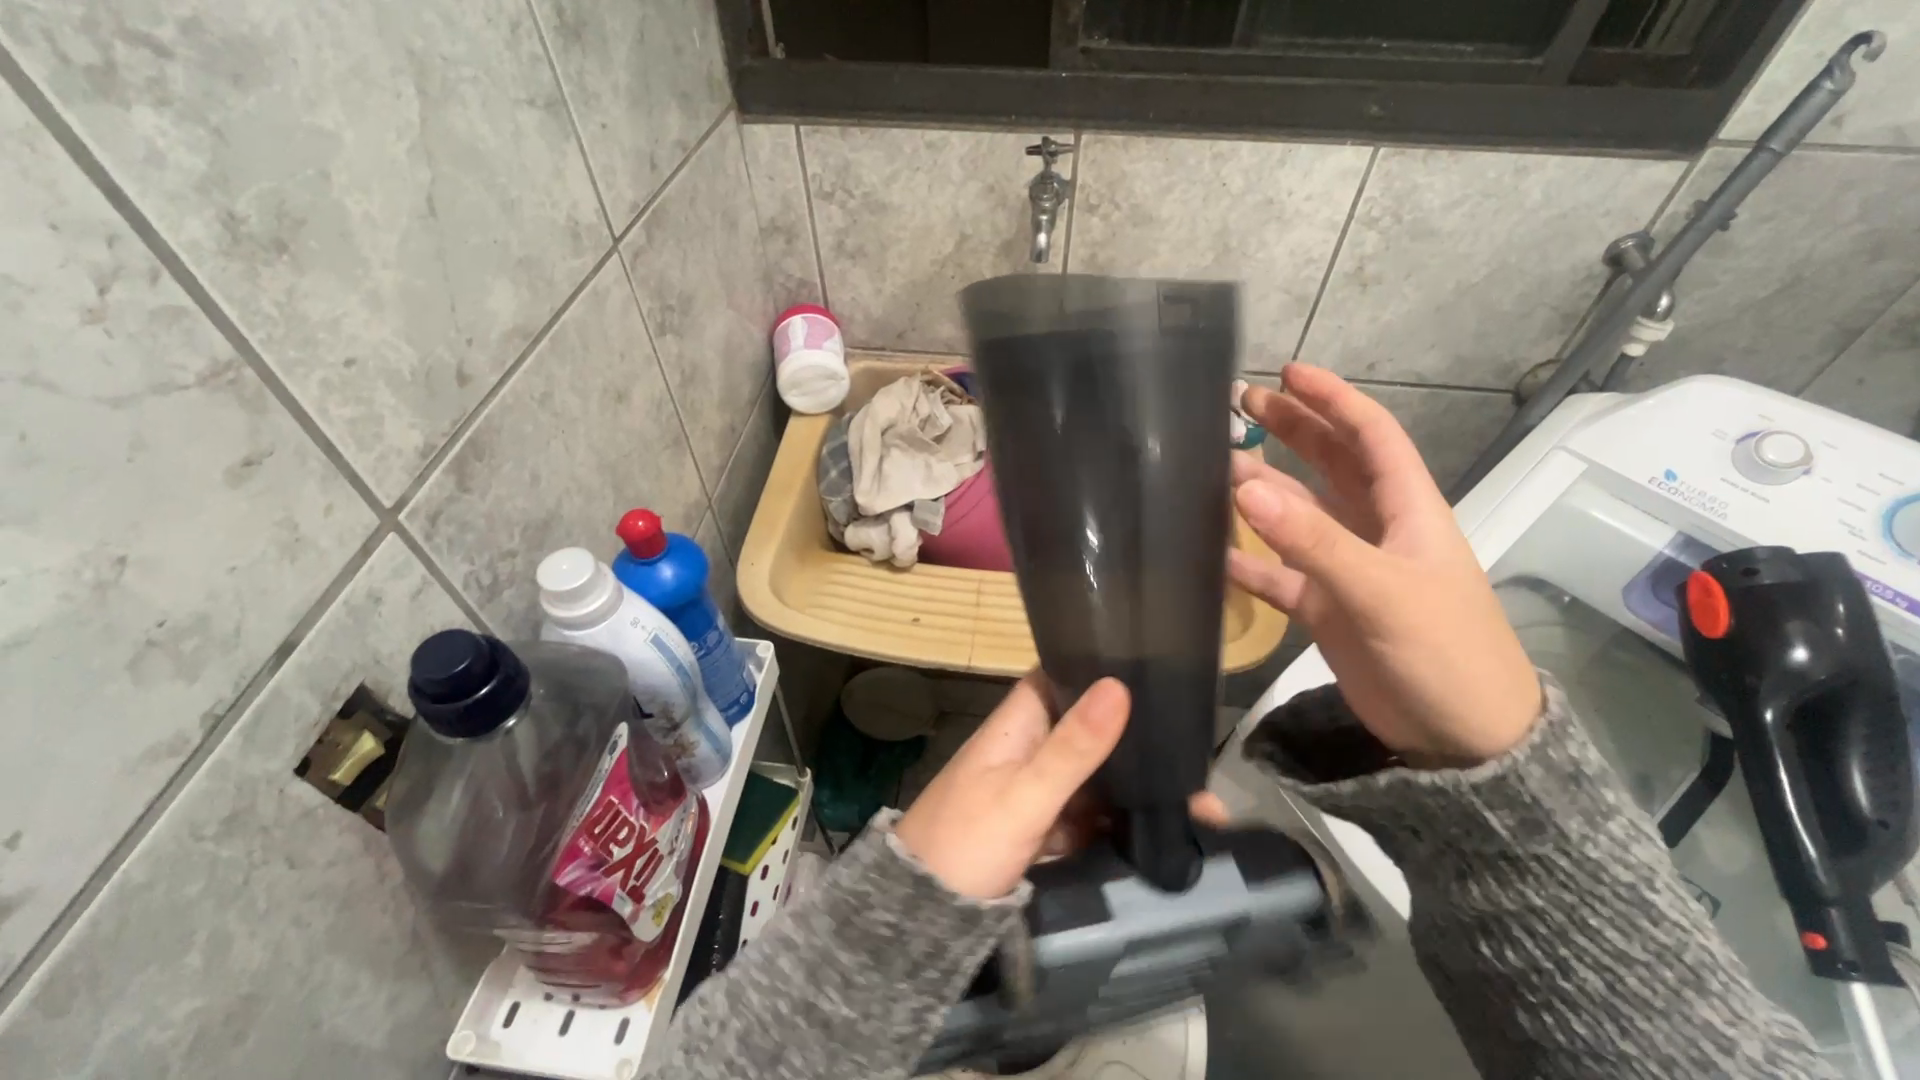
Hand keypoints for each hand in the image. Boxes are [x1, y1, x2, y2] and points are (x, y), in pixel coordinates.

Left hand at [895, 675, 1219, 898]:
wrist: (923, 914)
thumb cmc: (967, 842)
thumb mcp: (1023, 795)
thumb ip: (1072, 747)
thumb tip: (1119, 685)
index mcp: (1018, 723)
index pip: (1064, 674)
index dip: (1105, 669)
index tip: (1159, 668)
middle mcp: (1031, 746)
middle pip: (1090, 728)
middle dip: (1138, 738)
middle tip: (1197, 752)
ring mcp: (1040, 788)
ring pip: (1096, 773)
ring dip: (1137, 783)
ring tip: (1201, 797)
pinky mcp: (1047, 826)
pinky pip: (1091, 813)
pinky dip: (1121, 819)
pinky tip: (1167, 827)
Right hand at [1229, 364, 1539, 765]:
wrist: (1460, 737)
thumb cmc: (1443, 650)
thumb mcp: (1382, 589)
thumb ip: (1313, 541)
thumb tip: (1244, 487)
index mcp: (1407, 509)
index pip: (1370, 436)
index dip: (1333, 400)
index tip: (1287, 371)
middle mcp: (1375, 530)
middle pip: (1329, 465)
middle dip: (1291, 430)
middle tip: (1238, 404)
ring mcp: (1348, 569)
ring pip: (1297, 517)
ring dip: (1261, 492)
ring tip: (1212, 469)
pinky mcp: (1325, 609)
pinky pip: (1278, 574)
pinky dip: (1248, 562)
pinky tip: (1211, 554)